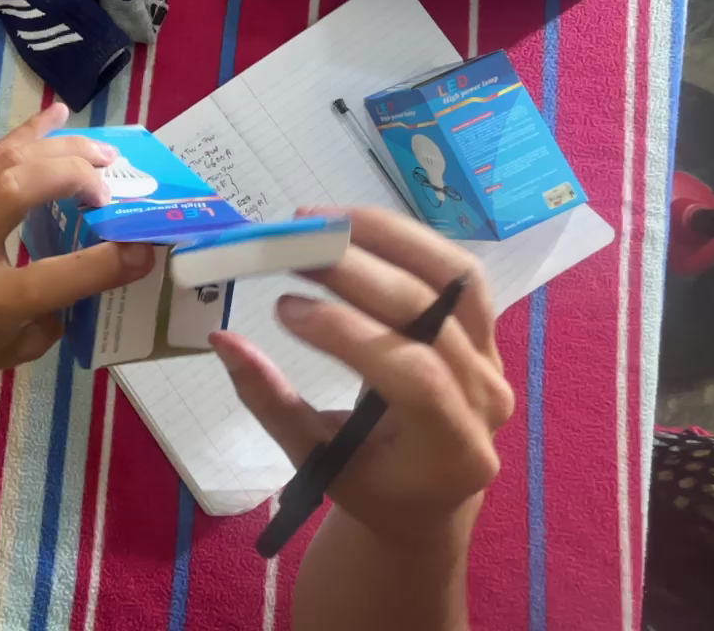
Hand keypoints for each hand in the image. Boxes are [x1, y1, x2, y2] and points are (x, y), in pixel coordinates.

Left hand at [0, 103, 156, 391]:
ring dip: (59, 147)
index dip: (105, 261)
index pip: (56, 276)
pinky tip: (57, 115)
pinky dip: (27, 132)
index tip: (143, 247)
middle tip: (113, 180)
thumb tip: (102, 263)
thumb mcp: (16, 348)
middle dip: (75, 175)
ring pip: (5, 160)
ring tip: (100, 149)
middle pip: (21, 189)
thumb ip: (62, 310)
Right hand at [210, 205, 514, 545]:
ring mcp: (491, 356)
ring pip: (454, 277)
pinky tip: (346, 225)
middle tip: (287, 246)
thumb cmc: (369, 484)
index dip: (348, 333)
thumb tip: (222, 340)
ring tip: (318, 218)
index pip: (412, 376)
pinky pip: (451, 270)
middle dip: (353, 271)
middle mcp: (485, 396)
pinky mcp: (480, 327)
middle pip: (430, 312)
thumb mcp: (314, 460)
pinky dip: (398, 238)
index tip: (282, 308)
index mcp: (452, 449)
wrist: (430, 495)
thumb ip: (270, 401)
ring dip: (384, 236)